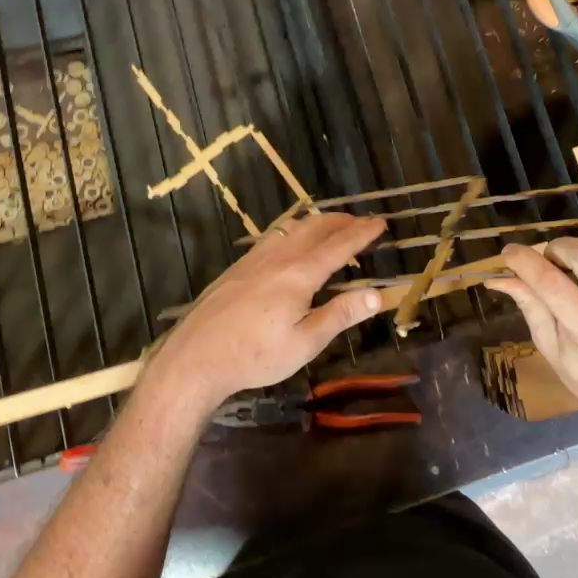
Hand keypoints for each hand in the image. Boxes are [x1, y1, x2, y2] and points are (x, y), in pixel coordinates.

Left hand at [143, 212, 387, 417]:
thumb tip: (377, 294)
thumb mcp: (305, 343)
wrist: (197, 356)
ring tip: (332, 226)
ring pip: (292, 228)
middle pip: (316, 228)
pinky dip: (294, 230)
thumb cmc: (256, 355)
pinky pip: (274, 237)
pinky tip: (290, 241)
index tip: (381, 222)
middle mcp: (279, 258)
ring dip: (318, 223)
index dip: (362, 233)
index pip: (339, 246)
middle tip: (362, 221)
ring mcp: (255, 260)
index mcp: (300, 275)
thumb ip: (340, 315)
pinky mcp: (239, 268)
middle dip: (342, 221)